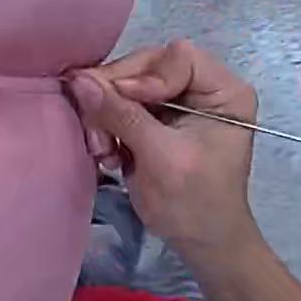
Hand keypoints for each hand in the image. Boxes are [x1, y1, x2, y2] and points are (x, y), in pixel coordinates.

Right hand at [67, 40, 261, 262]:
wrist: (201, 244)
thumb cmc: (195, 204)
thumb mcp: (160, 157)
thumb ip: (121, 114)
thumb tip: (78, 80)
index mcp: (222, 90)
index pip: (177, 57)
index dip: (147, 75)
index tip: (126, 101)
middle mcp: (200, 85)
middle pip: (143, 67)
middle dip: (115, 98)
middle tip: (99, 135)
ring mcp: (174, 99)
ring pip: (124, 84)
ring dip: (104, 115)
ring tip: (103, 152)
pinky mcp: (153, 114)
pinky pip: (117, 102)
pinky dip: (105, 125)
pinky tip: (107, 153)